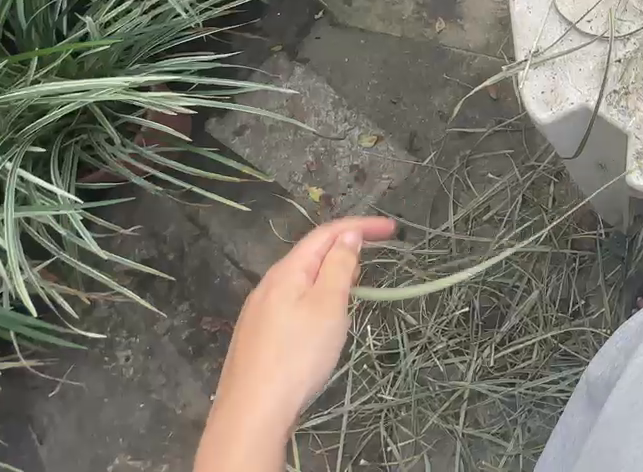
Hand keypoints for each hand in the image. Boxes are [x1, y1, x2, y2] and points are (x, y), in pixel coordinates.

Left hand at [195, 215, 395, 470]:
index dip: (361, 226)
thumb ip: (340, 265)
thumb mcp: (329, 304)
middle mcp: (268, 286)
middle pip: (312, 254)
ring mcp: (259, 312)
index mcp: (287, 272)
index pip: (326, 234)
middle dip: (346, 250)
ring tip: (353, 291)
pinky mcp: (257, 336)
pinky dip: (316, 296)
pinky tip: (322, 320)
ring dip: (331, 275)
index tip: (392, 229)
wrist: (250, 416)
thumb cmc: (298, 354)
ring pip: (302, 280)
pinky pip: (292, 301)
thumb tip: (349, 236)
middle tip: (374, 263)